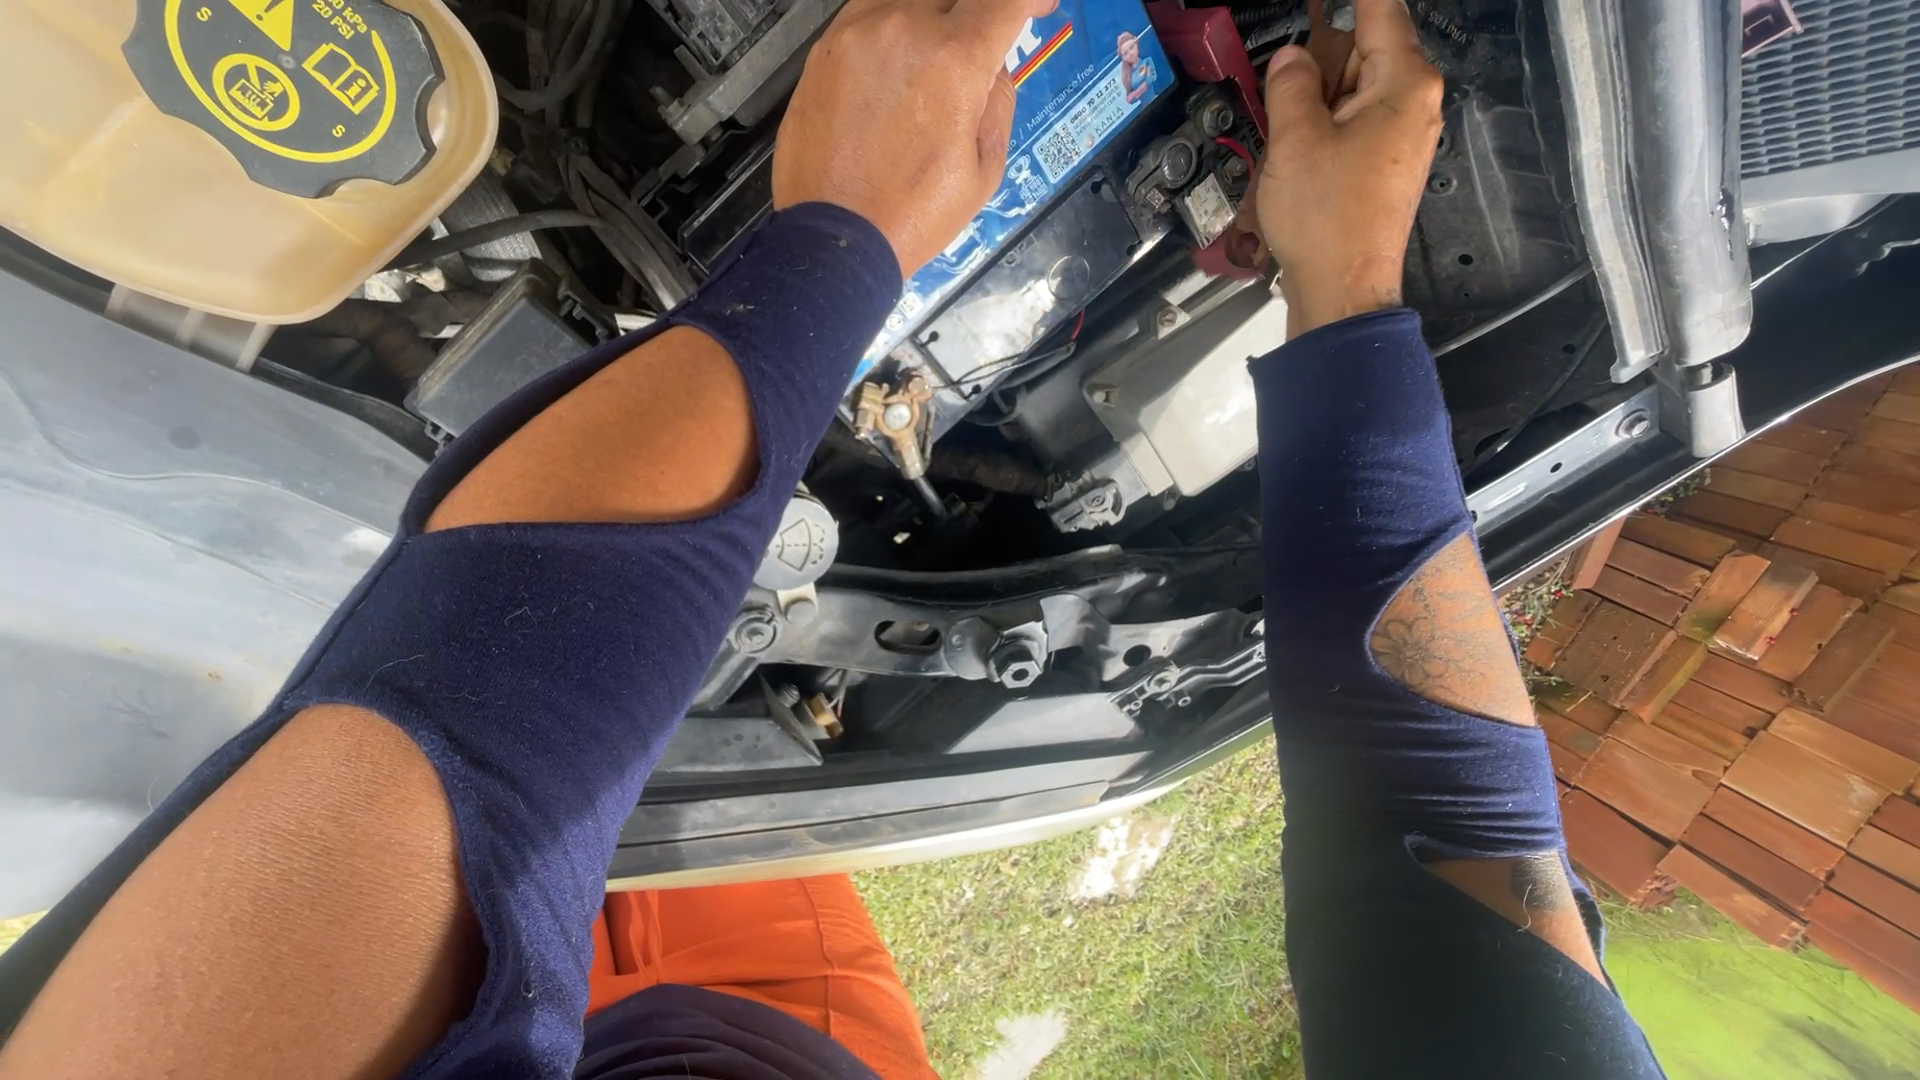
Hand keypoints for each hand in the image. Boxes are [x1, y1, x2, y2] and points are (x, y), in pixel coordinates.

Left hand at [773, 0, 1053, 276]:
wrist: (837, 238)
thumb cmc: (908, 217)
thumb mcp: (982, 173)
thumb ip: (998, 104)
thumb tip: (994, 68)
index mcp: (955, 63)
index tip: (1036, 7)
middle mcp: (904, 31)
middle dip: (978, 14)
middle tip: (983, 43)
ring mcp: (858, 34)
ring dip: (932, 19)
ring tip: (935, 63)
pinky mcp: (825, 50)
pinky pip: (869, 14)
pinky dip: (892, 29)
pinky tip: (897, 68)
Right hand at [1257, 0, 1442, 336]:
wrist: (1341, 290)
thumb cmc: (1323, 214)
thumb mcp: (1294, 141)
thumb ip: (1291, 86)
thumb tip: (1292, 57)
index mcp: (1404, 83)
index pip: (1380, 10)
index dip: (1348, 0)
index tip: (1319, 3)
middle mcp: (1414, 105)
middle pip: (1366, 54)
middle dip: (1321, 61)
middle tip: (1282, 82)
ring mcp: (1403, 141)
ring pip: (1355, 96)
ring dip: (1316, 102)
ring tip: (1283, 127)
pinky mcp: (1385, 172)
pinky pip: (1355, 130)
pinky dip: (1325, 130)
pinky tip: (1296, 154)